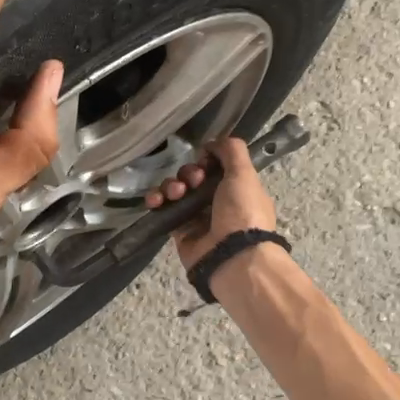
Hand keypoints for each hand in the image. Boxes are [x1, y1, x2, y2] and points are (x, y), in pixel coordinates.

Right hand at [144, 137, 277, 269]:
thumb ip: (231, 150)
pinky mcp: (180, 231)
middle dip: (188, 173)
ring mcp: (198, 218)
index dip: (207, 160)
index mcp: (238, 189)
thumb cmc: (242, 212)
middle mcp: (219, 202)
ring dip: (171, 186)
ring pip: (178, 191)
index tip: (203, 161)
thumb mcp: (244, 173)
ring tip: (175, 193)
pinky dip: (157, 201)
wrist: (232, 256)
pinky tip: (155, 200)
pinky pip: (165, 210)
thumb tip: (212, 143)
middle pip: (194, 177)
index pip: (216, 166)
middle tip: (192, 181)